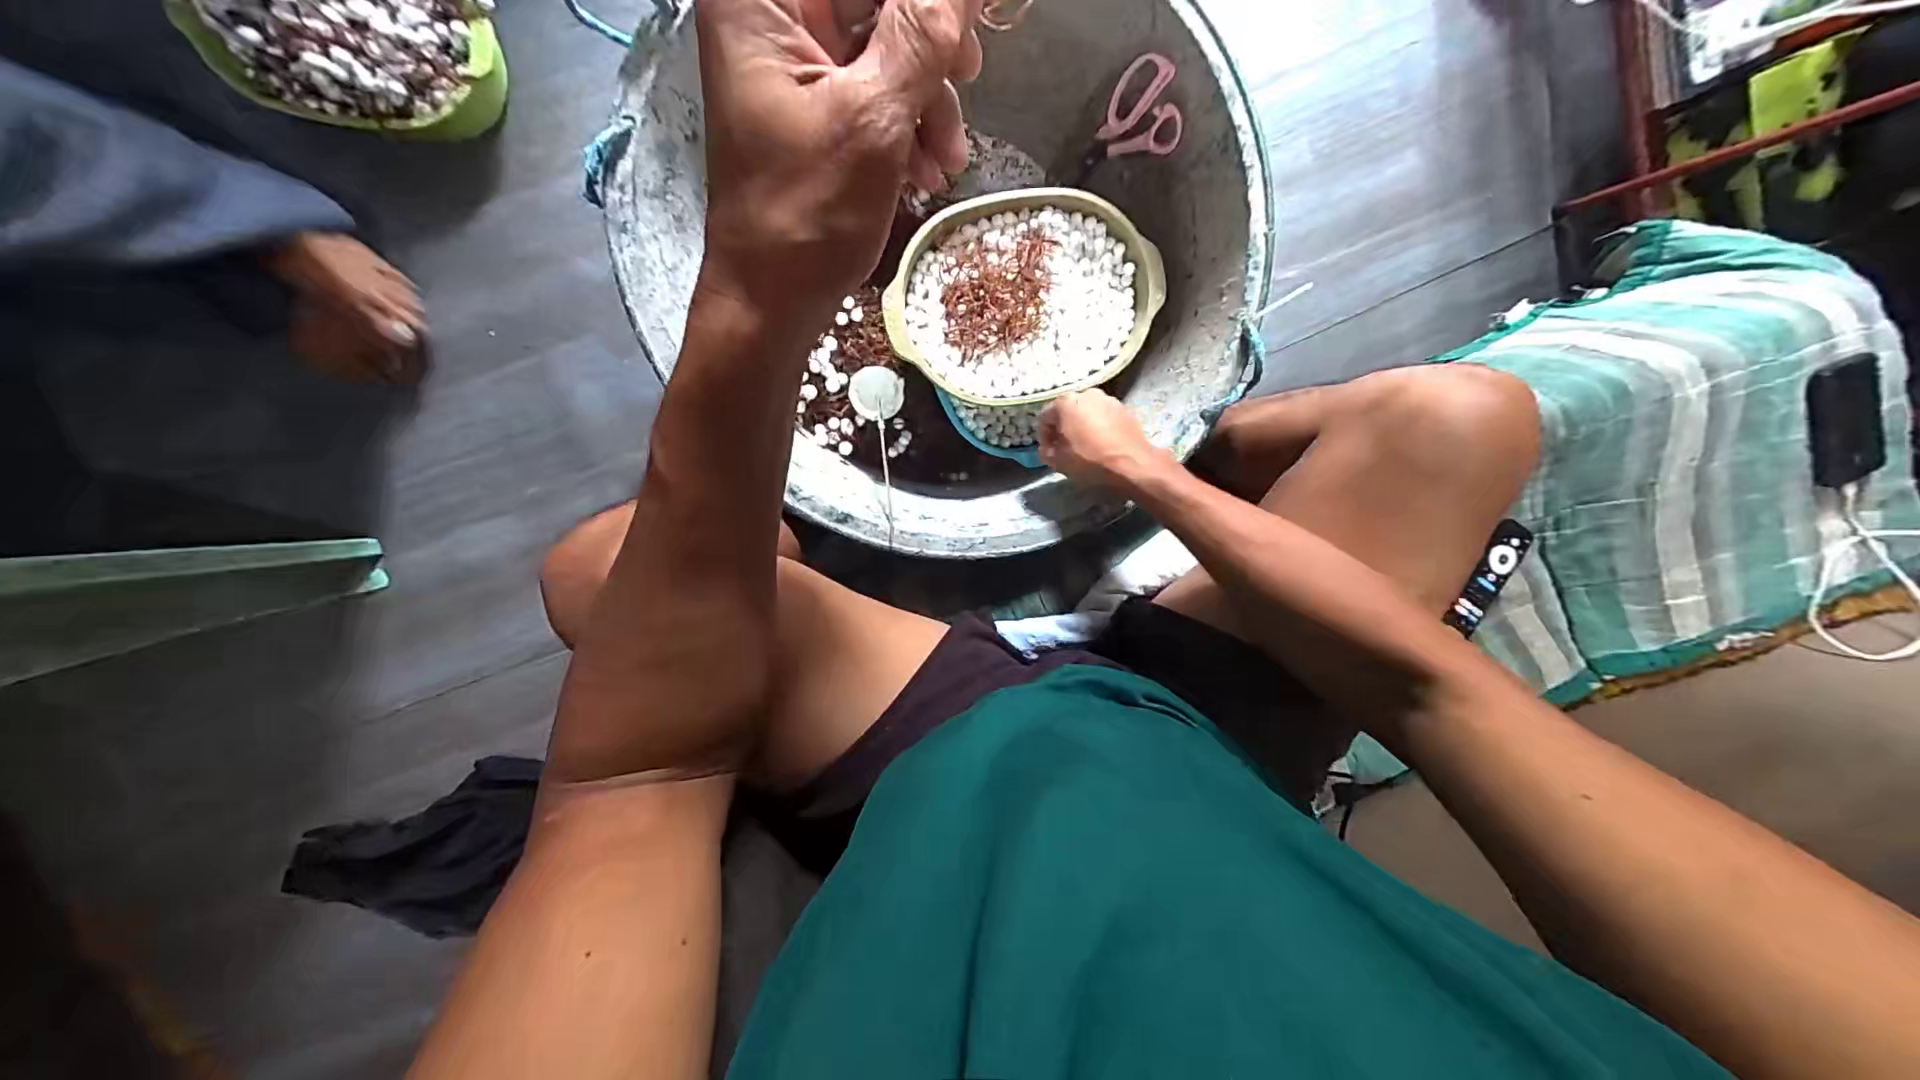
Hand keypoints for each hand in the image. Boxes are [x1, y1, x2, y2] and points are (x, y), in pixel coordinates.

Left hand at [697, 0, 983, 315]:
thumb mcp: (873, 119)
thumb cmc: (806, 215)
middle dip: (930, 41)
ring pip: (884, 41)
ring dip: (929, 94)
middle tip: (970, 74)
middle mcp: (772, 14)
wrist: (772, 301)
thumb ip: (924, 32)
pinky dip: (909, 122)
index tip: (965, 23)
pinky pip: (876, 87)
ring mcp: (794, 63)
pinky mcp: (815, 107)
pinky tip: (927, 168)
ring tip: (948, 156)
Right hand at [1039, 390, 1174, 491]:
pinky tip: (1101, 442)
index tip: (1048, 451)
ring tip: (1084, 445)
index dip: (1044, 436)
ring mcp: (1108, 399)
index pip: (1045, 417)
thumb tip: (1049, 449)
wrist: (1132, 462)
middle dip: (1063, 428)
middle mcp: (1086, 393)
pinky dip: (1098, 426)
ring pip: (1086, 412)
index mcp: (1066, 402)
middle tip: (1064, 447)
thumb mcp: (1059, 462)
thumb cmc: (1090, 460)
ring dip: (1081, 425)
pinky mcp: (1124, 408)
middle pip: (1067, 411)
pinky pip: (1103, 416)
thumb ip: (1046, 452)